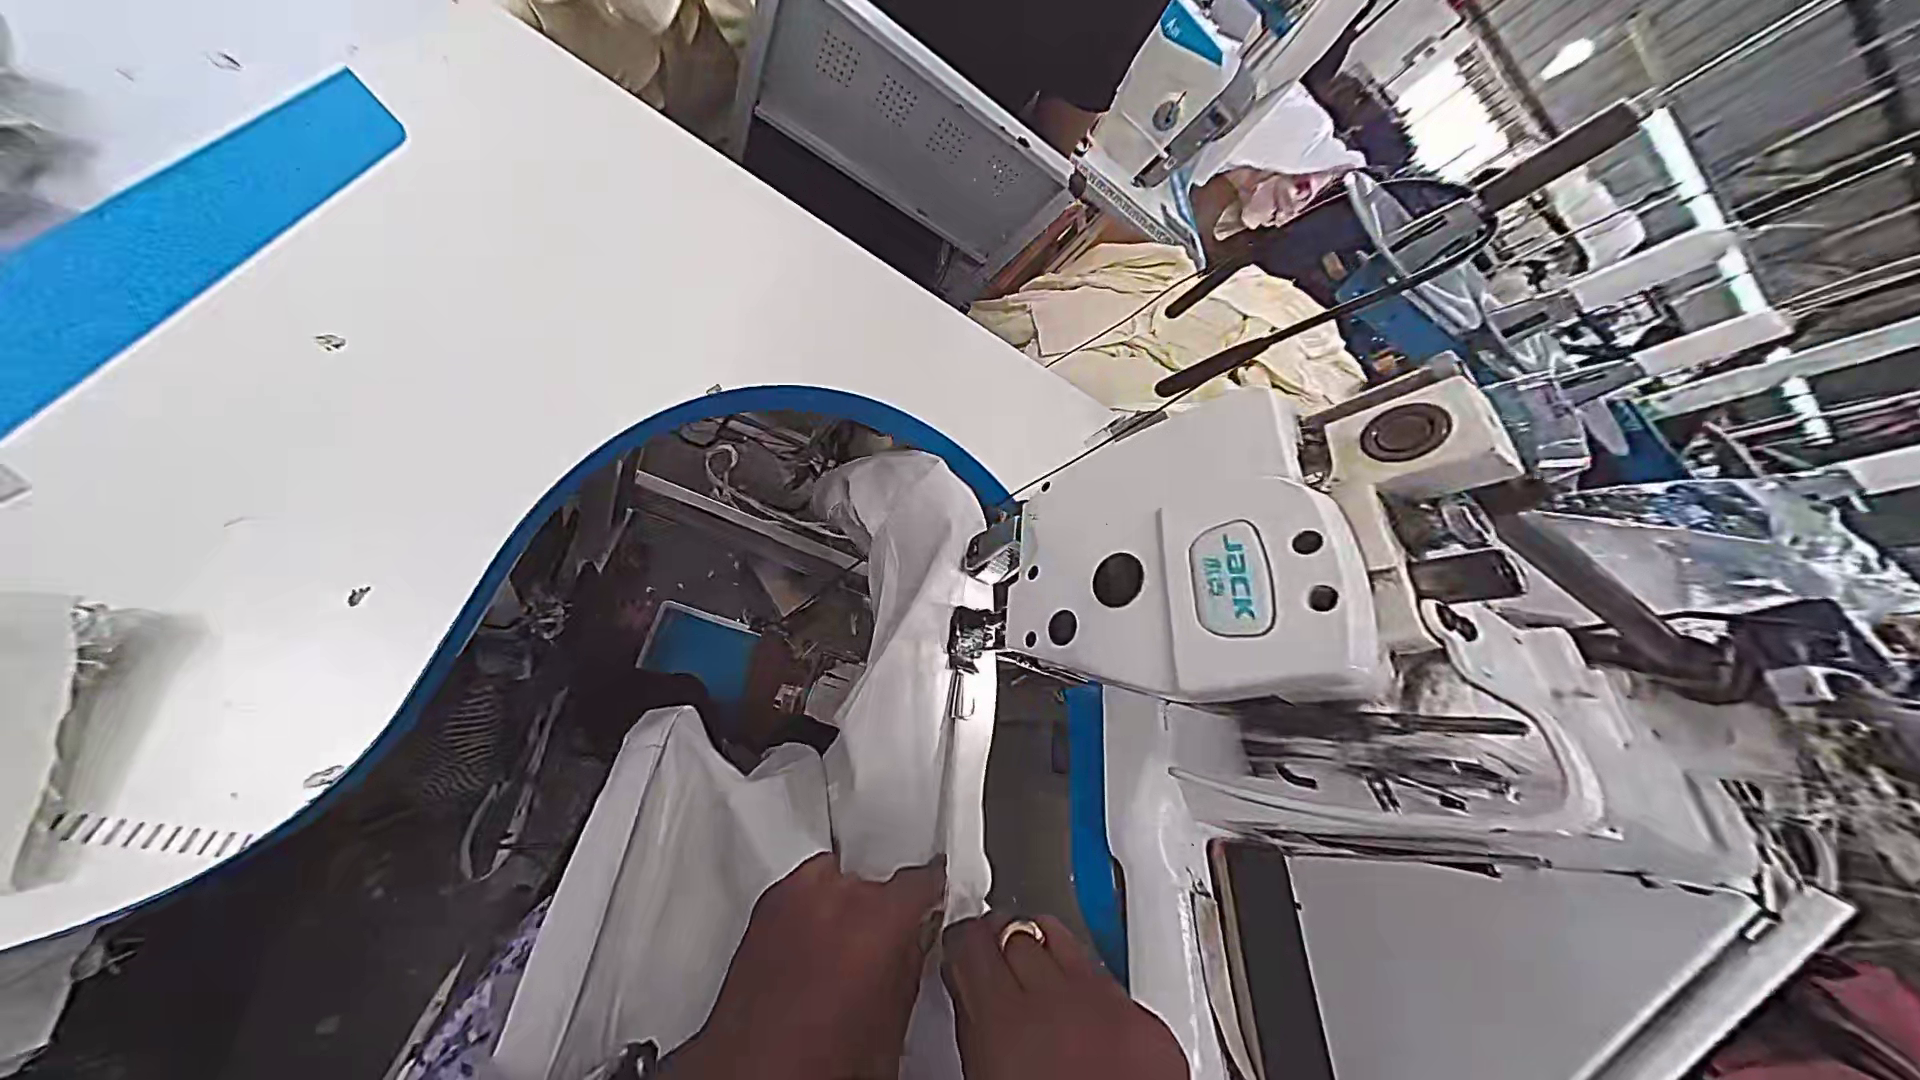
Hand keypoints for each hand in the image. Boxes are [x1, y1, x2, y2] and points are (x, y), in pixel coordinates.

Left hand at [670, 852, 945, 1079]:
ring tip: (839, 948)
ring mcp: (801, 892)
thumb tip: (917, 939)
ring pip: (840, 877)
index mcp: (882, 919)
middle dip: (883, 907)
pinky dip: (812, 907)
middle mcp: (841, 894)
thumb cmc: (814, 1065)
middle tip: (879, 946)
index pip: (924, 878)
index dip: (933, 888)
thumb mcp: (891, 1022)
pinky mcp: (770, 900)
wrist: (751, 1076)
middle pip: (879, 879)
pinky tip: (810, 945)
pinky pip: (806, 887)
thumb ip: (911, 962)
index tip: (933, 894)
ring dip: (845, 903)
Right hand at [941, 914, 1187, 1079]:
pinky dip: (1088, 986)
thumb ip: (973, 1025)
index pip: (973, 941)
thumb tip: (967, 988)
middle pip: (1016, 931)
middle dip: (1002, 942)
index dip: (964, 943)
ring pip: (1061, 938)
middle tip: (996, 964)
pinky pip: (1105, 978)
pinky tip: (1081, 1016)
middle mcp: (1058, 1002)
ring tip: (1037, 973)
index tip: (962, 950)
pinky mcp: (1149, 1024)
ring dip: (1044, 950)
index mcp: (1005, 1022)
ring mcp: (1108, 1008)